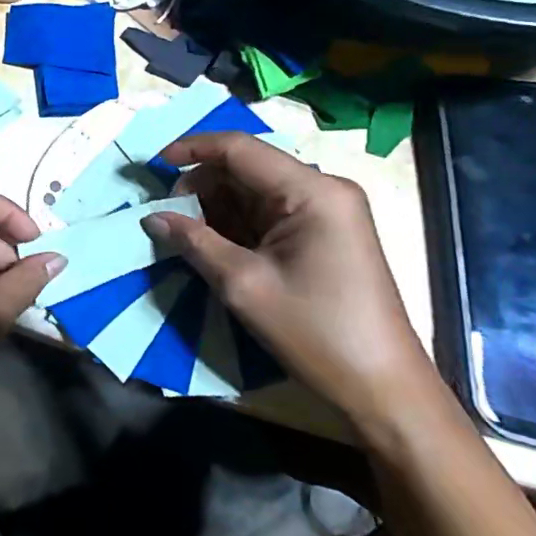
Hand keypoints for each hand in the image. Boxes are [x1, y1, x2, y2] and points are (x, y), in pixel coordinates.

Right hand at [143, 133, 429, 425]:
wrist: (383, 387)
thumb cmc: (315, 333)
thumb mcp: (244, 286)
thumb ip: (195, 242)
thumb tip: (152, 217)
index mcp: (312, 190)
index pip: (241, 148)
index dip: (195, 148)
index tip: (156, 162)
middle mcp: (324, 188)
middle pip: (249, 168)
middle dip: (204, 186)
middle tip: (169, 216)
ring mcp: (329, 209)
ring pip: (258, 191)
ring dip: (220, 207)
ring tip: (188, 235)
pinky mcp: (327, 232)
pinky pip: (273, 212)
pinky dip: (241, 223)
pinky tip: (216, 244)